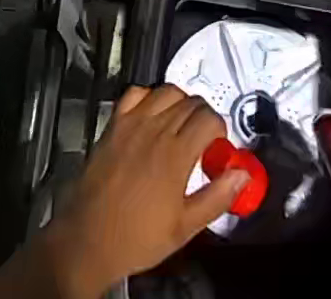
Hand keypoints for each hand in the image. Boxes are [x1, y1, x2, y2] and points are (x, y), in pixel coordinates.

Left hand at [40, 84, 249, 294]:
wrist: (89, 239)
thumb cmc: (137, 237)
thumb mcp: (185, 227)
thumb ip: (217, 197)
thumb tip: (242, 175)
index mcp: (175, 154)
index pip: (209, 118)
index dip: (220, 128)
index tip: (218, 144)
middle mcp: (155, 130)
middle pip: (191, 102)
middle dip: (204, 116)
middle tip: (203, 138)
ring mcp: (132, 123)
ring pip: (166, 91)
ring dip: (180, 101)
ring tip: (181, 123)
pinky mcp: (114, 124)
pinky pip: (135, 93)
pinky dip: (148, 96)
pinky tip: (152, 113)